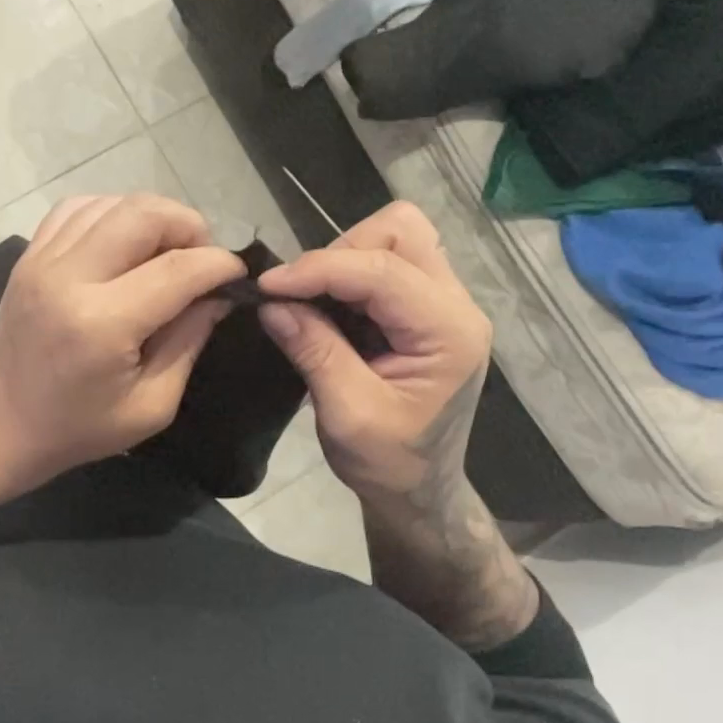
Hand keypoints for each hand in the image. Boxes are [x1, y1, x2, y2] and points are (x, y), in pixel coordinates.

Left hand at [0, 195, 244, 493]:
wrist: (5, 428)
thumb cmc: (81, 429)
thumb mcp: (152, 405)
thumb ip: (188, 342)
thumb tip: (217, 295)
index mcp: (102, 324)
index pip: (178, 268)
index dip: (219, 265)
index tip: (236, 277)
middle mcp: (68, 279)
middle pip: (143, 214)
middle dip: (189, 227)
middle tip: (202, 259)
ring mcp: (41, 262)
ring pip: (111, 204)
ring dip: (151, 218)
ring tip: (166, 252)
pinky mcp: (26, 258)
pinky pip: (76, 209)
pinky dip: (110, 214)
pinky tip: (124, 243)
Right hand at [255, 202, 492, 503]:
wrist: (419, 490)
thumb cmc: (389, 464)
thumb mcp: (347, 415)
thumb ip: (315, 352)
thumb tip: (272, 304)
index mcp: (449, 332)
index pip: (383, 271)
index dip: (319, 269)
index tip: (266, 286)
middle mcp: (456, 305)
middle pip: (401, 232)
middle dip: (341, 254)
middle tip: (300, 297)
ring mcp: (444, 304)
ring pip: (396, 239)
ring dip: (346, 261)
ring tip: (313, 304)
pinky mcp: (425, 311)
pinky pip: (389, 265)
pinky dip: (350, 277)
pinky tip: (328, 311)